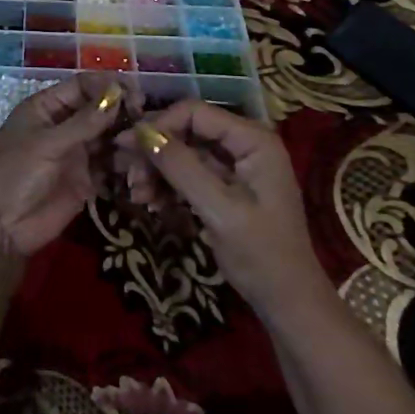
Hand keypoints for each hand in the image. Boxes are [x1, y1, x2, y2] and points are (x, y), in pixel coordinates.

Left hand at [0, 73, 138, 256]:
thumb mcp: (47, 143)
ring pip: (110, 138)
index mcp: (46, 108)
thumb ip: (83, 122)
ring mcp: (76, 153)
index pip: (82, 86)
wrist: (1, 224)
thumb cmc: (14, 173)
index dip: (108, 87)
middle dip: (123, 114)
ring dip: (127, 141)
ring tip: (143, 148)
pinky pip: (112, 166)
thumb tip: (117, 95)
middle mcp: (63, 126)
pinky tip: (139, 169)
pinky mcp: (87, 179)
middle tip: (147, 123)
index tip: (135, 95)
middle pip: (100, 111)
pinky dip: (126, 165)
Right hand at [116, 99, 331, 316]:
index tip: (129, 149)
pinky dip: (165, 186)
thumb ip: (182, 168)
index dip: (159, 126)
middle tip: (128, 175)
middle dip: (153, 152)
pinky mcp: (222, 186)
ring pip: (180, 152)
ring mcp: (233, 166)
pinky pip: (185, 173)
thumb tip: (141, 134)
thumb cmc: (261, 253)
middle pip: (184, 131)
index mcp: (253, 141)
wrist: (286, 300)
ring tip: (138, 197)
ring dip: (155, 171)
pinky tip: (150, 204)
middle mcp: (244, 144)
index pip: (194, 113)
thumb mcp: (219, 210)